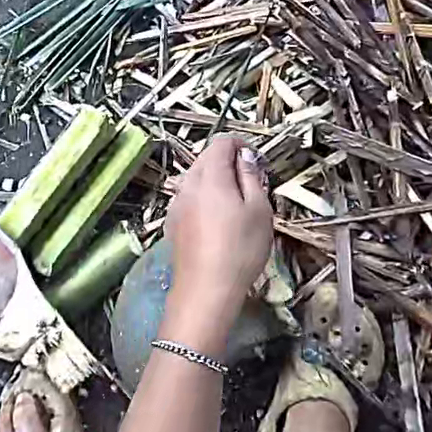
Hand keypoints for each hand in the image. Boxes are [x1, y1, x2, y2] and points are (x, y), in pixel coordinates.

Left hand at [160, 136, 272, 357]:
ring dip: (216, 181)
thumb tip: (245, 157)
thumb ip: (251, 177)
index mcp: (210, 175)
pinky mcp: (172, 222)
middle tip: (251, 184)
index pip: (221, 141)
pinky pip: (190, 198)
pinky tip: (217, 222)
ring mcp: (176, 203)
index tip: (257, 162)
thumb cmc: (240, 248)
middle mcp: (188, 184)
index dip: (241, 145)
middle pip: (206, 157)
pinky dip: (204, 199)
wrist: (206, 289)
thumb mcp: (259, 210)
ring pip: (197, 178)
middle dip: (228, 162)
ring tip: (236, 205)